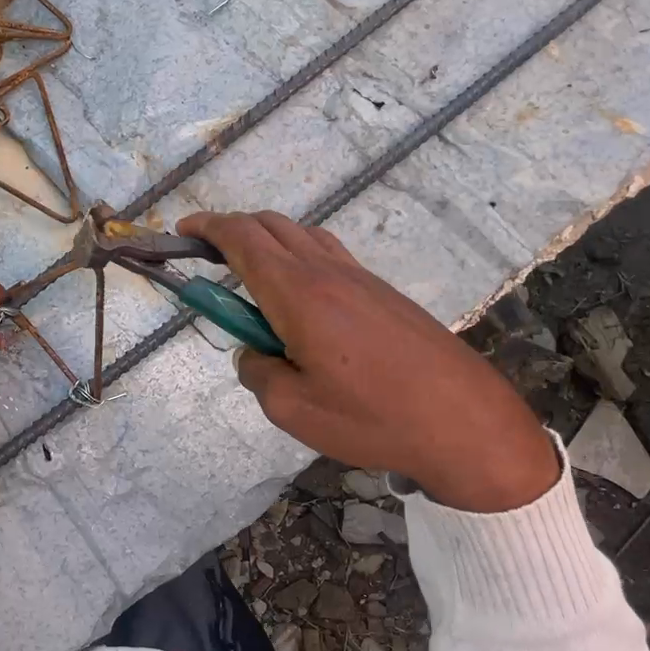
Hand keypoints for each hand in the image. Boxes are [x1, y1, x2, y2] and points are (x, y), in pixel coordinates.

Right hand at [178, 211, 558, 512]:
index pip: (242, 239)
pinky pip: (328, 254)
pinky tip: (295, 296)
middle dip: (230, 228)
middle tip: (206, 252)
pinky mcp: (383, 294)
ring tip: (247, 273)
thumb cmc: (372, 419)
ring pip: (303, 234)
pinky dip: (297, 255)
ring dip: (266, 239)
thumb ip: (256, 372)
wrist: (467, 425)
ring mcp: (361, 279)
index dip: (207, 228)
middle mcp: (328, 273)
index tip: (182, 231)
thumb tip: (253, 354)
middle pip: (271, 225)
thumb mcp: (290, 409)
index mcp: (297, 295)